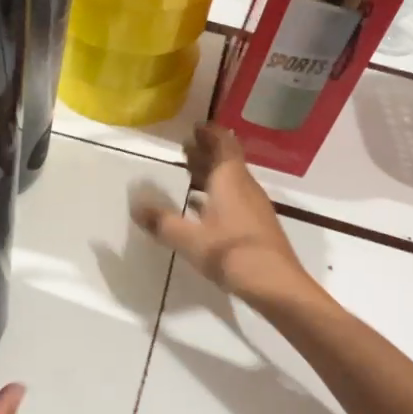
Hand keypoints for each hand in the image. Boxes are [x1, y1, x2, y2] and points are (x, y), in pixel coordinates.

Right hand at [130, 123, 308, 300]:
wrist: (276, 285)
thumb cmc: (232, 255)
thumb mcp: (190, 240)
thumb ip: (162, 222)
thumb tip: (136, 205)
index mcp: (230, 181)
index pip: (223, 144)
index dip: (210, 134)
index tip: (194, 128)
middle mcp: (245, 187)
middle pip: (227, 161)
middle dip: (206, 152)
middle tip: (184, 149)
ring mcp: (254, 207)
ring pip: (231, 180)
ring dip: (212, 173)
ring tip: (189, 174)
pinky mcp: (256, 225)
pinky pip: (235, 198)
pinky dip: (217, 194)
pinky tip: (203, 208)